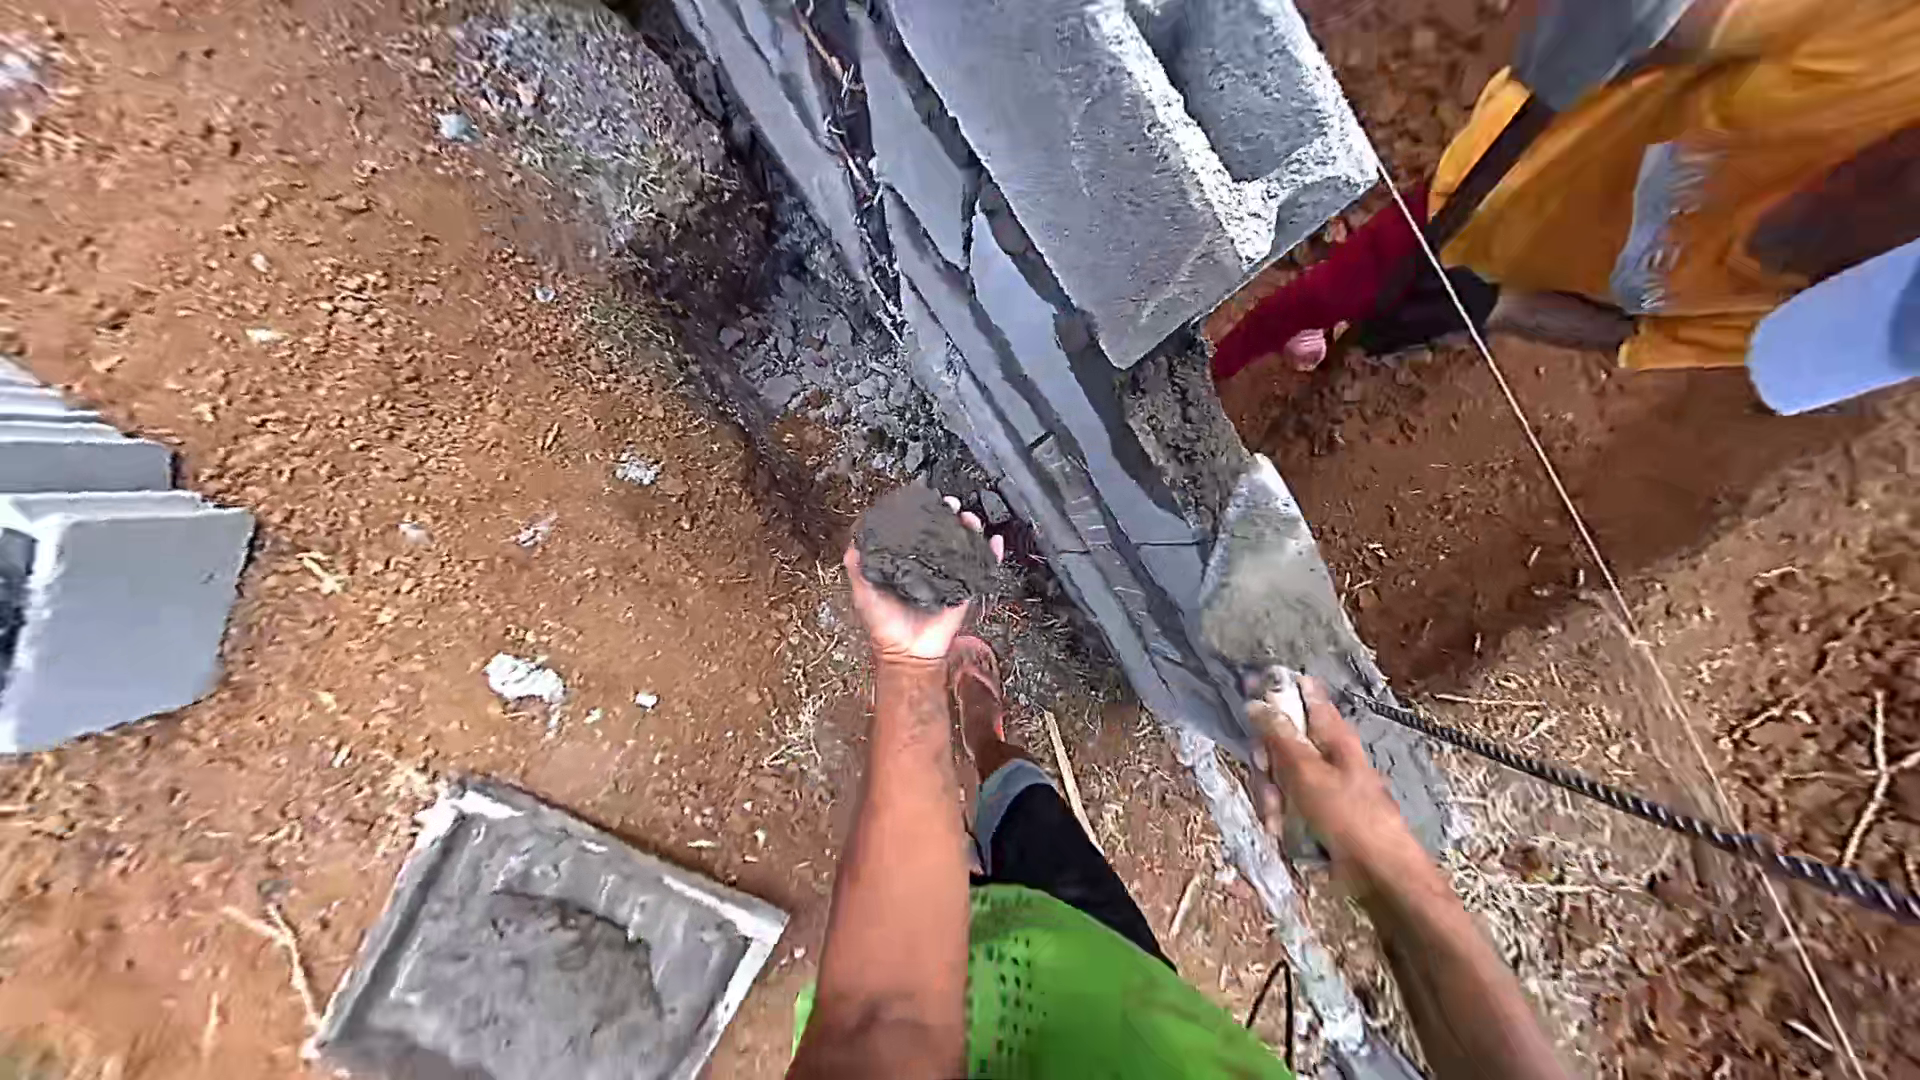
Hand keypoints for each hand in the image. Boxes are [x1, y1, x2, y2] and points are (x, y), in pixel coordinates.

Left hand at [843, 496, 1004, 664]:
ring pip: (965, 546)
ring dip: (971, 528)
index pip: (918, 532)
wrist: (909, 653)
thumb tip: (852, 544)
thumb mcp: (864, 592)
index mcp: (908, 563)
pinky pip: (983, 569)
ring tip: (970, 518)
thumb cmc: (885, 626)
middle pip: (945, 533)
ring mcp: (950, 576)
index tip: (927, 500)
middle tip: (952, 504)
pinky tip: (996, 541)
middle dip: (951, 515)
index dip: (924, 514)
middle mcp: (930, 566)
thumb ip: (858, 568)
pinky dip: (993, 554)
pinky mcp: (965, 590)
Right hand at [1248, 676, 1430, 890]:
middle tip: (1265, 770)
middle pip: (1279, 736)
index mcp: (1332, 734)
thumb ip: (1278, 734)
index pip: (1304, 693)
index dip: (1275, 687)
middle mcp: (1325, 752)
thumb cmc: (1348, 817)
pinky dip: (1276, 809)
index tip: (1248, 688)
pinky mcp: (1312, 807)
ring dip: (1269, 790)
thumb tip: (1255, 701)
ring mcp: (1318, 781)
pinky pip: (1282, 796)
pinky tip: (1278, 826)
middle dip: (1266, 757)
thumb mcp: (1306, 770)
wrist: (1379, 878)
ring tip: (1276, 813)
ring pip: (1276, 769)